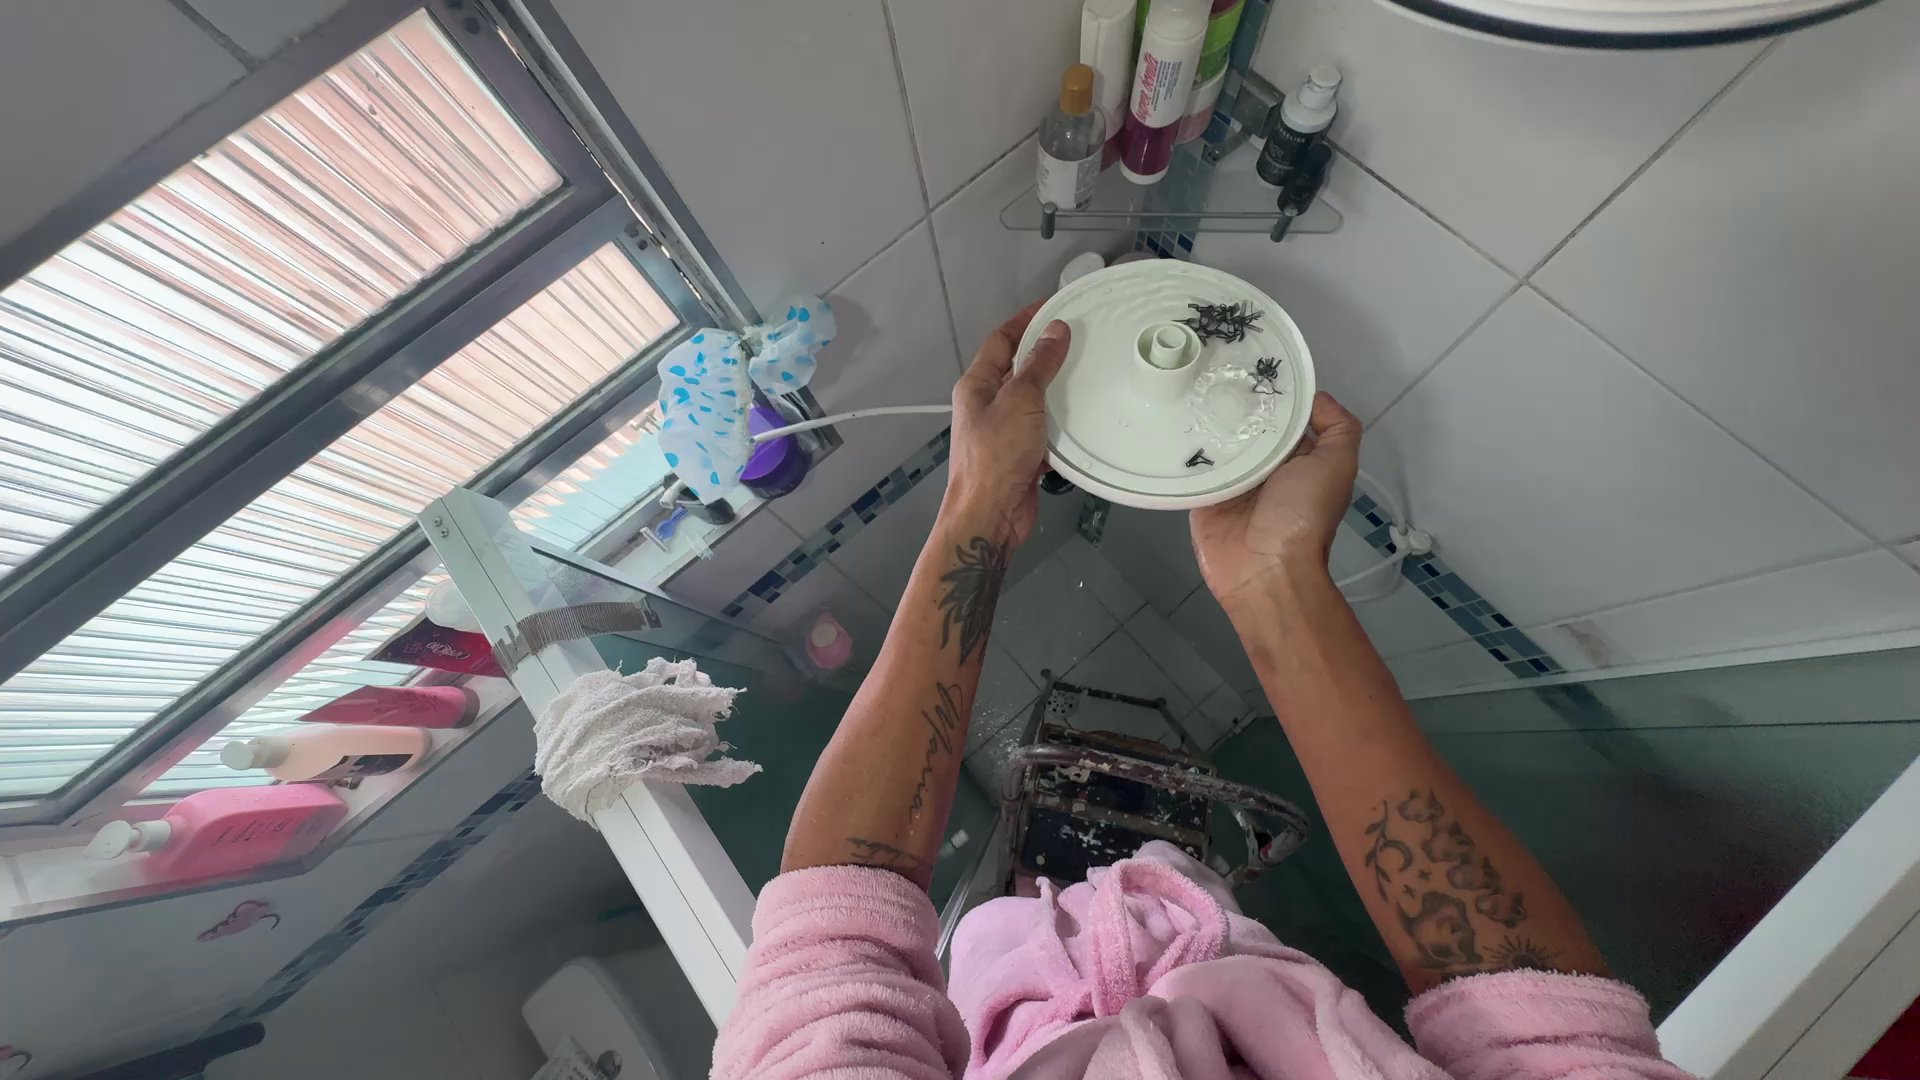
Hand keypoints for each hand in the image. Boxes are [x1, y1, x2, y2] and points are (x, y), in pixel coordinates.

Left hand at [947, 301, 1070, 544]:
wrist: (989, 515)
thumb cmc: (997, 454)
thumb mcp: (1020, 400)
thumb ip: (1039, 364)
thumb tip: (1056, 330)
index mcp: (977, 385)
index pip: (1000, 341)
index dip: (1026, 321)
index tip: (1055, 307)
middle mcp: (986, 406)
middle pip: (1018, 370)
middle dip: (1047, 355)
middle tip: (1083, 341)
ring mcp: (1003, 433)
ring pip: (1034, 403)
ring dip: (1058, 392)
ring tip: (1092, 374)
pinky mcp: (1021, 457)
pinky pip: (1044, 432)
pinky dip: (1062, 426)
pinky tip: (1087, 419)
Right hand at [1190, 392, 1361, 613]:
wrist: (1262, 568)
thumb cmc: (1302, 515)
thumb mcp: (1337, 465)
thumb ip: (1338, 428)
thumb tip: (1314, 396)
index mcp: (1298, 457)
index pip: (1285, 415)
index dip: (1275, 392)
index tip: (1255, 365)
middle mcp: (1265, 466)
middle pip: (1247, 423)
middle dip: (1234, 401)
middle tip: (1212, 371)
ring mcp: (1231, 479)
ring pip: (1216, 440)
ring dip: (1204, 421)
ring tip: (1186, 388)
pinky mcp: (1202, 492)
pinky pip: (1190, 465)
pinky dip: (1182, 448)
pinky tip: (1169, 422)